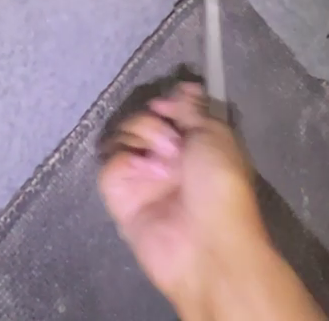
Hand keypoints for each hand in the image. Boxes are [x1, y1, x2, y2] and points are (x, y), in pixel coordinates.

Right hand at [98, 84, 269, 316]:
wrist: (206, 243)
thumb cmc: (219, 185)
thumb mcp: (215, 135)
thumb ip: (193, 109)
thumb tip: (185, 85)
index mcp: (192, 143)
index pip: (167, 110)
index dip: (167, 102)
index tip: (168, 105)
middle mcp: (165, 157)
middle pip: (141, 117)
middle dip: (153, 120)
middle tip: (172, 141)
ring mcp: (141, 176)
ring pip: (122, 134)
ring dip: (140, 136)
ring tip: (160, 159)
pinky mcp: (120, 195)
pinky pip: (109, 162)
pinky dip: (123, 159)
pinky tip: (141, 170)